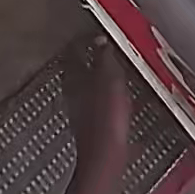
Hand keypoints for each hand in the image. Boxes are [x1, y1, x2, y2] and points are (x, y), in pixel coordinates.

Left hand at [70, 39, 132, 175]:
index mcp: (75, 79)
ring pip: (88, 87)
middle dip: (91, 58)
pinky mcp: (92, 126)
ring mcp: (81, 111)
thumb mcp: (111, 81)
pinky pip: (99, 104)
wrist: (104, 160)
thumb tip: (102, 40)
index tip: (96, 33)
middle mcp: (73, 94)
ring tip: (116, 71)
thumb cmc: (106, 119)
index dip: (83, 40)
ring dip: (100, 77)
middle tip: (106, 48)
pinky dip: (108, 97)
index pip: (73, 52)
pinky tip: (121, 100)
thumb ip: (105, 59)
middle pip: (78, 69)